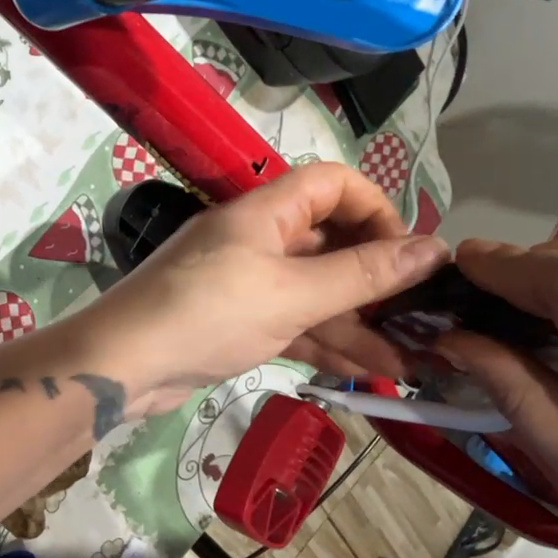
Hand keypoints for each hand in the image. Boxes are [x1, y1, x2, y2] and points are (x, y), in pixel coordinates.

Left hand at [77, 163, 449, 418]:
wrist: (120, 364)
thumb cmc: (206, 315)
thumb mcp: (292, 294)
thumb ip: (363, 274)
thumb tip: (436, 248)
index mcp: (262, 213)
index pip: (332, 184)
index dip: (377, 209)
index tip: (408, 252)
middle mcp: (250, 240)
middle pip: (327, 245)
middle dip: (375, 283)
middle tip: (421, 319)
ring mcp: (237, 283)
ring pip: (310, 293)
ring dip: (356, 325)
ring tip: (409, 362)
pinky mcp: (228, 323)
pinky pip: (287, 324)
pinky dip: (321, 343)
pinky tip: (365, 372)